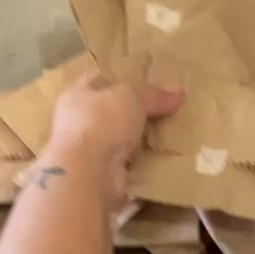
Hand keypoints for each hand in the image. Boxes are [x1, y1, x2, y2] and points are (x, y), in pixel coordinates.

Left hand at [44, 72, 183, 170]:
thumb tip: (179, 90)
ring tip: (165, 136)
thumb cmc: (101, 123)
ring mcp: (85, 151)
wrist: (87, 173)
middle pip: (108, 111)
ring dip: (134, 140)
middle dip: (131, 112)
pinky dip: (137, 163)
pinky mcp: (98, 175)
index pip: (97, 79)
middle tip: (161, 109)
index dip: (120, 78)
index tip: (144, 81)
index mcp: (76, 94)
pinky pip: (123, 164)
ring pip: (115, 139)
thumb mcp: (132, 99)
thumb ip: (154, 96)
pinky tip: (157, 160)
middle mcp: (75, 121)